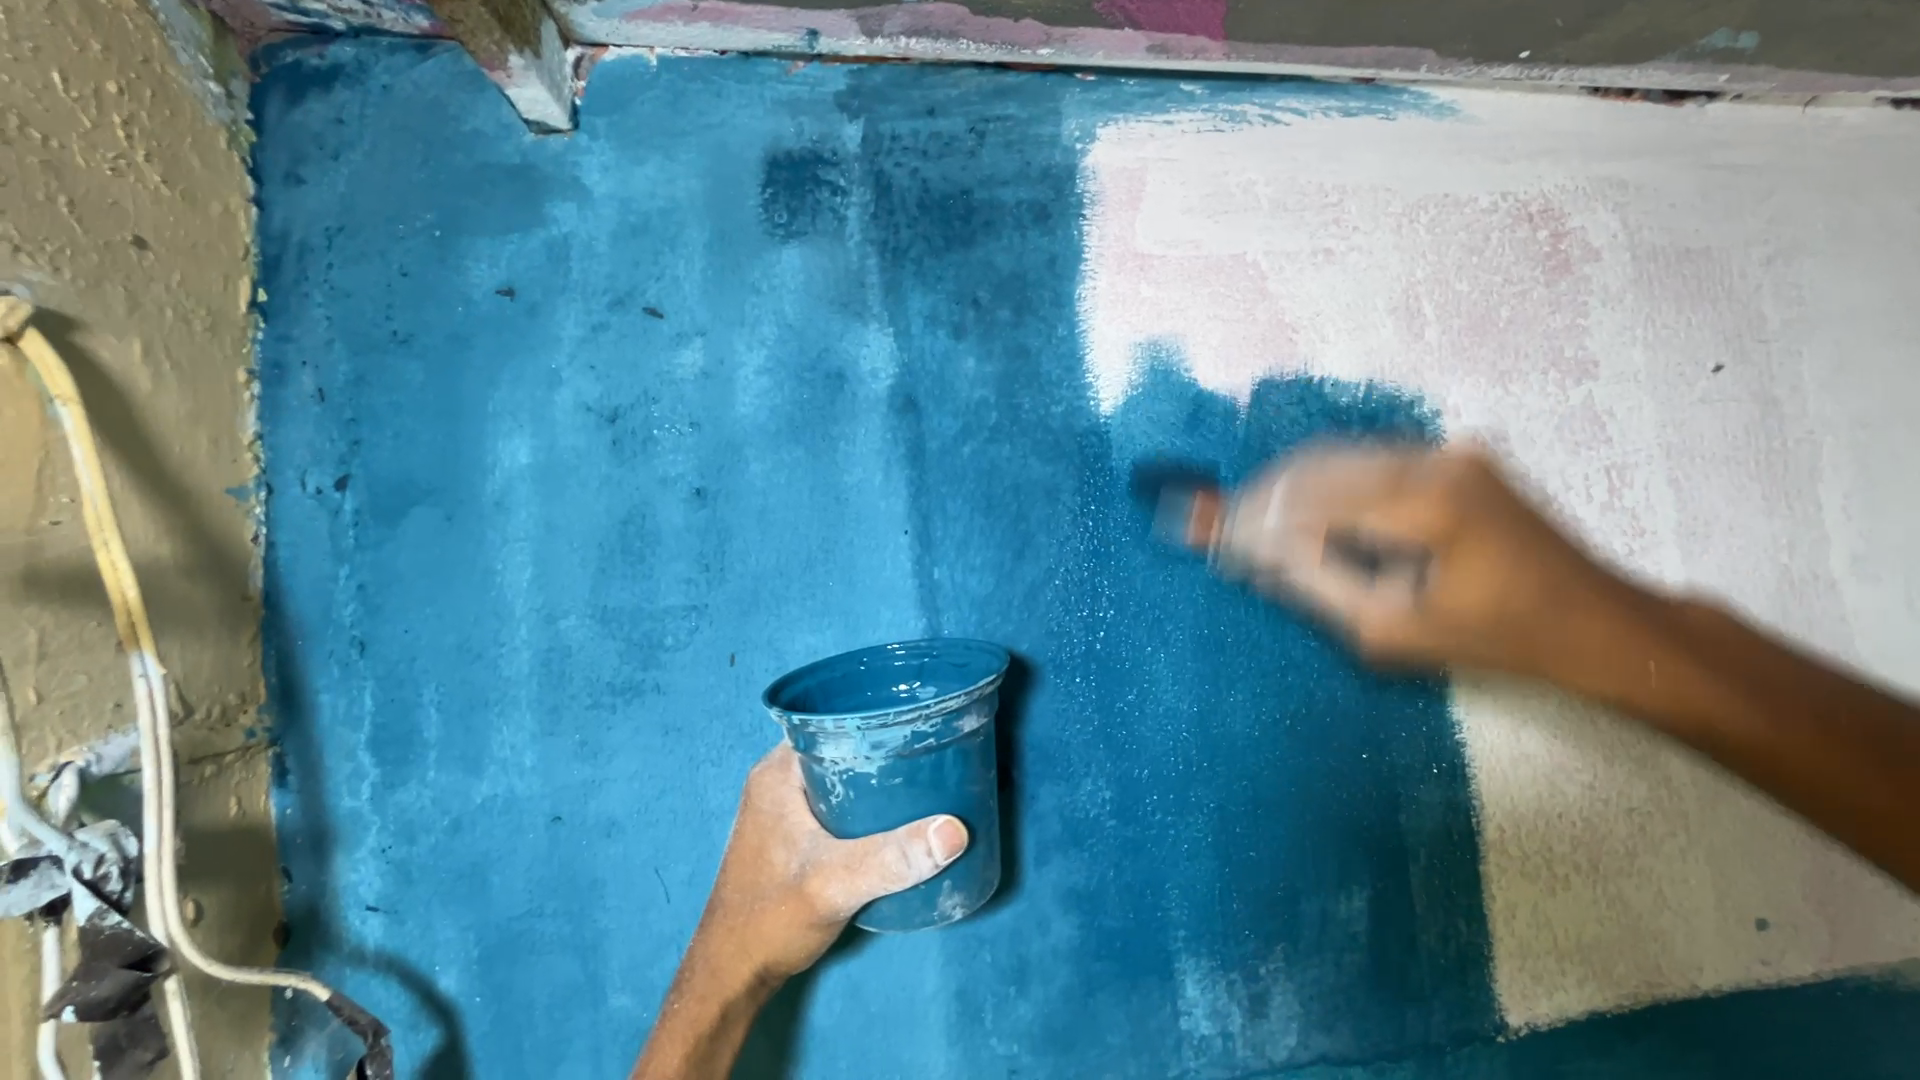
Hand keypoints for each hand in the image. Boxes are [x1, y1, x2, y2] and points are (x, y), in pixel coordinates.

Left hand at [697, 743, 969, 981]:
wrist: (734, 973)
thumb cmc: (771, 918)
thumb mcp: (835, 884)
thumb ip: (892, 859)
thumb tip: (956, 830)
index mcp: (779, 771)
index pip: (832, 717)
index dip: (876, 714)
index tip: (921, 719)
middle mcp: (781, 779)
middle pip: (843, 744)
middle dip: (887, 746)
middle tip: (935, 749)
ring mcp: (788, 807)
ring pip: (844, 774)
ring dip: (880, 777)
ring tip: (928, 779)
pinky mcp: (798, 834)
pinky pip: (842, 800)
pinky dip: (870, 802)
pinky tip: (902, 817)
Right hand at [1219, 443, 1636, 678]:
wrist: (1598, 622)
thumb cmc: (1498, 640)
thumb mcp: (1391, 630)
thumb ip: (1315, 584)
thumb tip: (1252, 552)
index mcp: (1425, 503)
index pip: (1308, 501)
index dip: (1250, 519)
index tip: (1201, 533)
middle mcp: (1435, 458)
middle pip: (1317, 468)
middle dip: (1263, 500)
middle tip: (1218, 528)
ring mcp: (1450, 450)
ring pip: (1340, 458)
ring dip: (1292, 490)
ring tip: (1255, 525)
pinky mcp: (1457, 454)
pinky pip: (1370, 460)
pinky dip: (1329, 485)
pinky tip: (1308, 514)